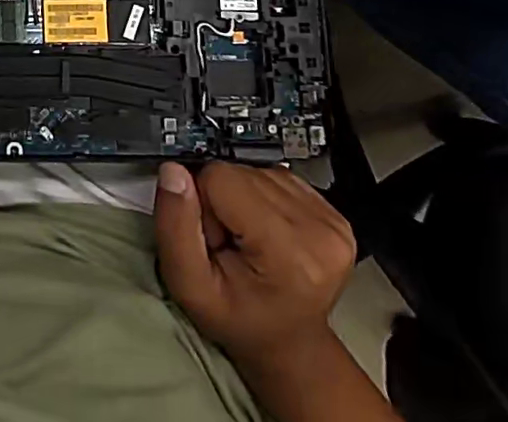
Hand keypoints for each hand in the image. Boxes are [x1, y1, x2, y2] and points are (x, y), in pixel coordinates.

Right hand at [153, 162, 356, 364]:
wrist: (286, 337)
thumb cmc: (235, 314)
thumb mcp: (187, 283)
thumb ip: (174, 225)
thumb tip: (174, 170)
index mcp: (290, 252)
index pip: (220, 177)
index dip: (202, 200)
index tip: (211, 237)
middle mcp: (321, 231)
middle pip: (238, 172)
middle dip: (219, 198)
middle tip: (226, 240)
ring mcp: (332, 222)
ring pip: (253, 170)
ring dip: (237, 198)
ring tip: (244, 237)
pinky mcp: (333, 215)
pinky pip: (273, 177)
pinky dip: (258, 197)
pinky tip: (262, 228)